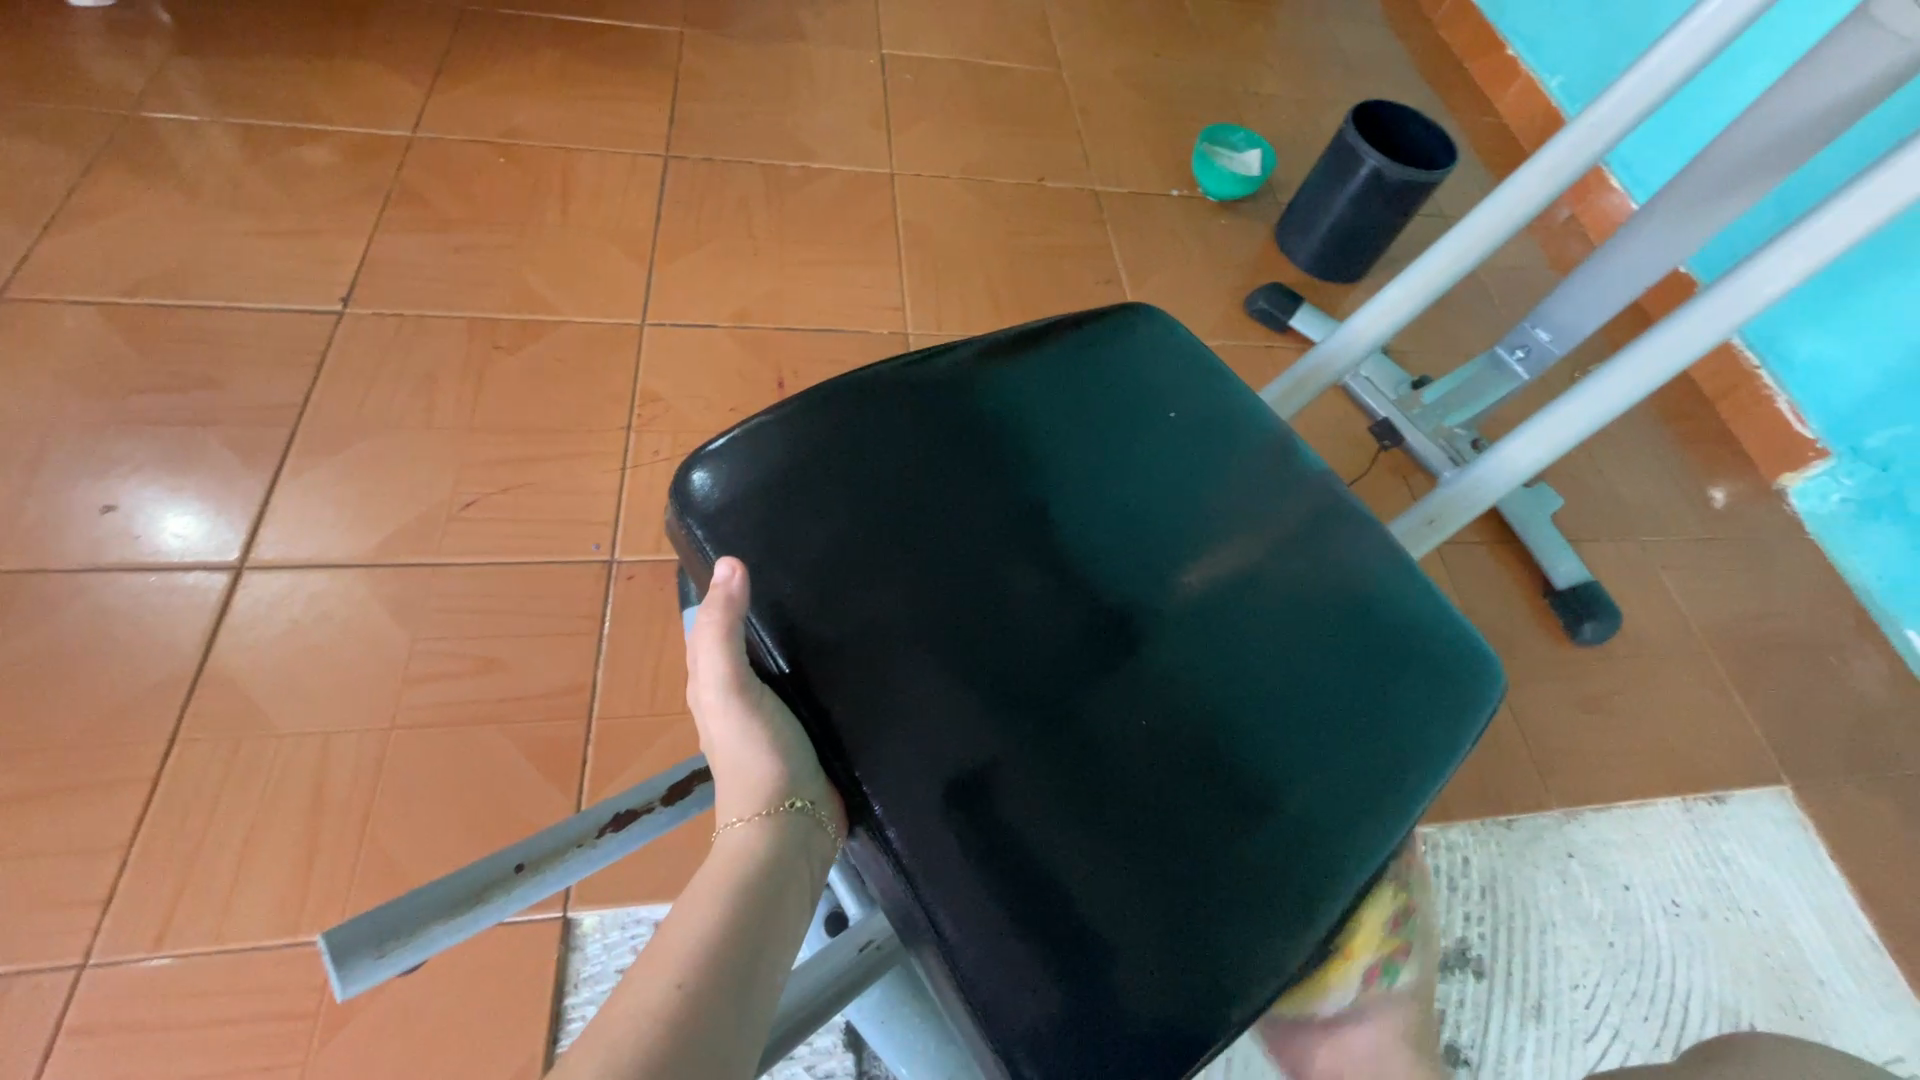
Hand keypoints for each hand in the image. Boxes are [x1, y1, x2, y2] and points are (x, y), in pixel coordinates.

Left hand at [685, 557, 846, 849]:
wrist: (794, 827)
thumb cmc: (755, 754)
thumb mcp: (729, 686)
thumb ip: (724, 629)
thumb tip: (730, 562)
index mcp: (713, 682)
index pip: (716, 623)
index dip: (731, 589)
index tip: (766, 551)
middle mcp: (741, 695)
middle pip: (754, 641)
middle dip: (774, 608)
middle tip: (815, 570)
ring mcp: (778, 715)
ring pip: (788, 663)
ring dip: (805, 638)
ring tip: (841, 600)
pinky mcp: (812, 731)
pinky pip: (817, 687)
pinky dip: (828, 668)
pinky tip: (853, 652)